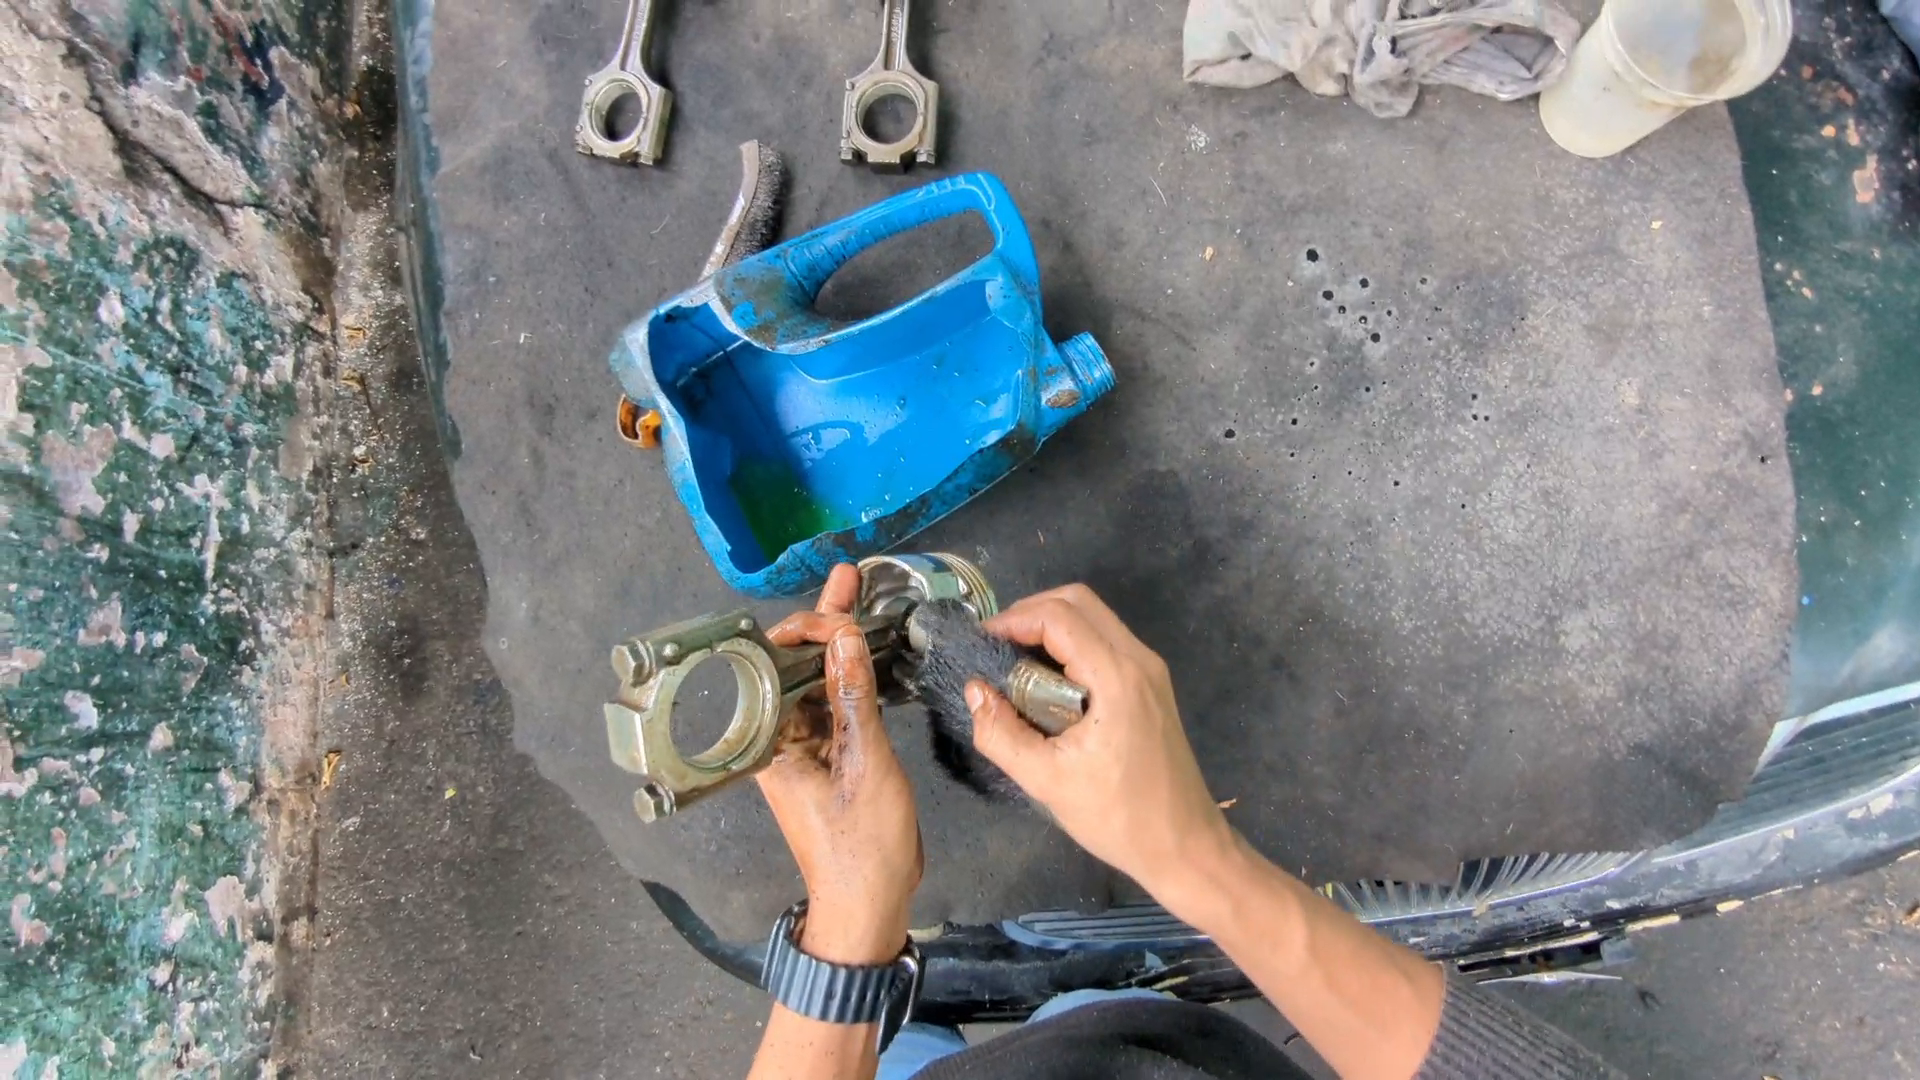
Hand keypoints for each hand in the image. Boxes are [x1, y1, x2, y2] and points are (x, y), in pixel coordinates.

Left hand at [756, 563, 922, 964]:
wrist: (870, 902)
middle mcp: (782, 734)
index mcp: (771, 738)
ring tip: (855, 592)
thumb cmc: (862, 841)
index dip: (808, 628)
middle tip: (848, 576)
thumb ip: (853, 696)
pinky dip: (854, 671)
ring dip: (840, 639)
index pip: (780, 664)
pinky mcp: (833, 752)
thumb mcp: (865, 763)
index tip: (845, 608)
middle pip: (799, 665)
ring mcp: (808, 743)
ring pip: (821, 679)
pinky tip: (867, 646)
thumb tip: (844, 634)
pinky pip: (839, 702)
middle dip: (823, 620)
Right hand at [965, 584, 1231, 901]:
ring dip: (1050, 625)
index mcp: (1116, 677)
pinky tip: (1045, 678)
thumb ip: (1001, 733)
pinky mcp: (1150, 683)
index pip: (1059, 616)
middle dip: (1030, 612)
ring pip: (1093, 616)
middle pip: (1078, 600)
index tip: (981, 644)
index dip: (1013, 619)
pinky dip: (1069, 642)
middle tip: (996, 645)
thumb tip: (974, 690)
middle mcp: (1138, 659)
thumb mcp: (1046, 781)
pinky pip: (1104, 639)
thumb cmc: (1118, 817)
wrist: (1186, 846)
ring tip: (1014, 660)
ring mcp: (1149, 668)